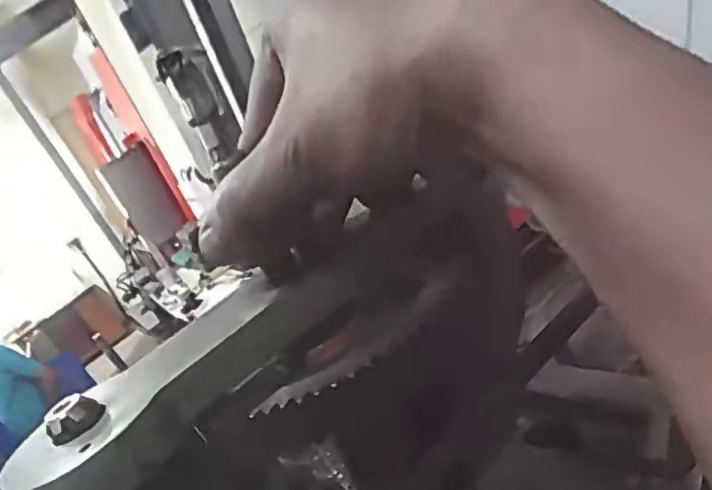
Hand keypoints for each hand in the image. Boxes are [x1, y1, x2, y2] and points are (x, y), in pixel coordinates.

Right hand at [200, 0, 488, 267]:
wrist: (501, 66)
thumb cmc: (381, 90)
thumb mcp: (298, 153)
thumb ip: (250, 200)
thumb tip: (210, 245)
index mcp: (300, 18)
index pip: (261, 107)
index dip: (260, 171)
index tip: (269, 220)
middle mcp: (353, 19)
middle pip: (317, 124)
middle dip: (316, 186)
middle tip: (319, 235)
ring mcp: (410, 41)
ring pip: (369, 130)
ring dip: (363, 185)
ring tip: (369, 228)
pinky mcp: (457, 70)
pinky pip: (416, 130)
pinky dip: (408, 171)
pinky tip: (414, 204)